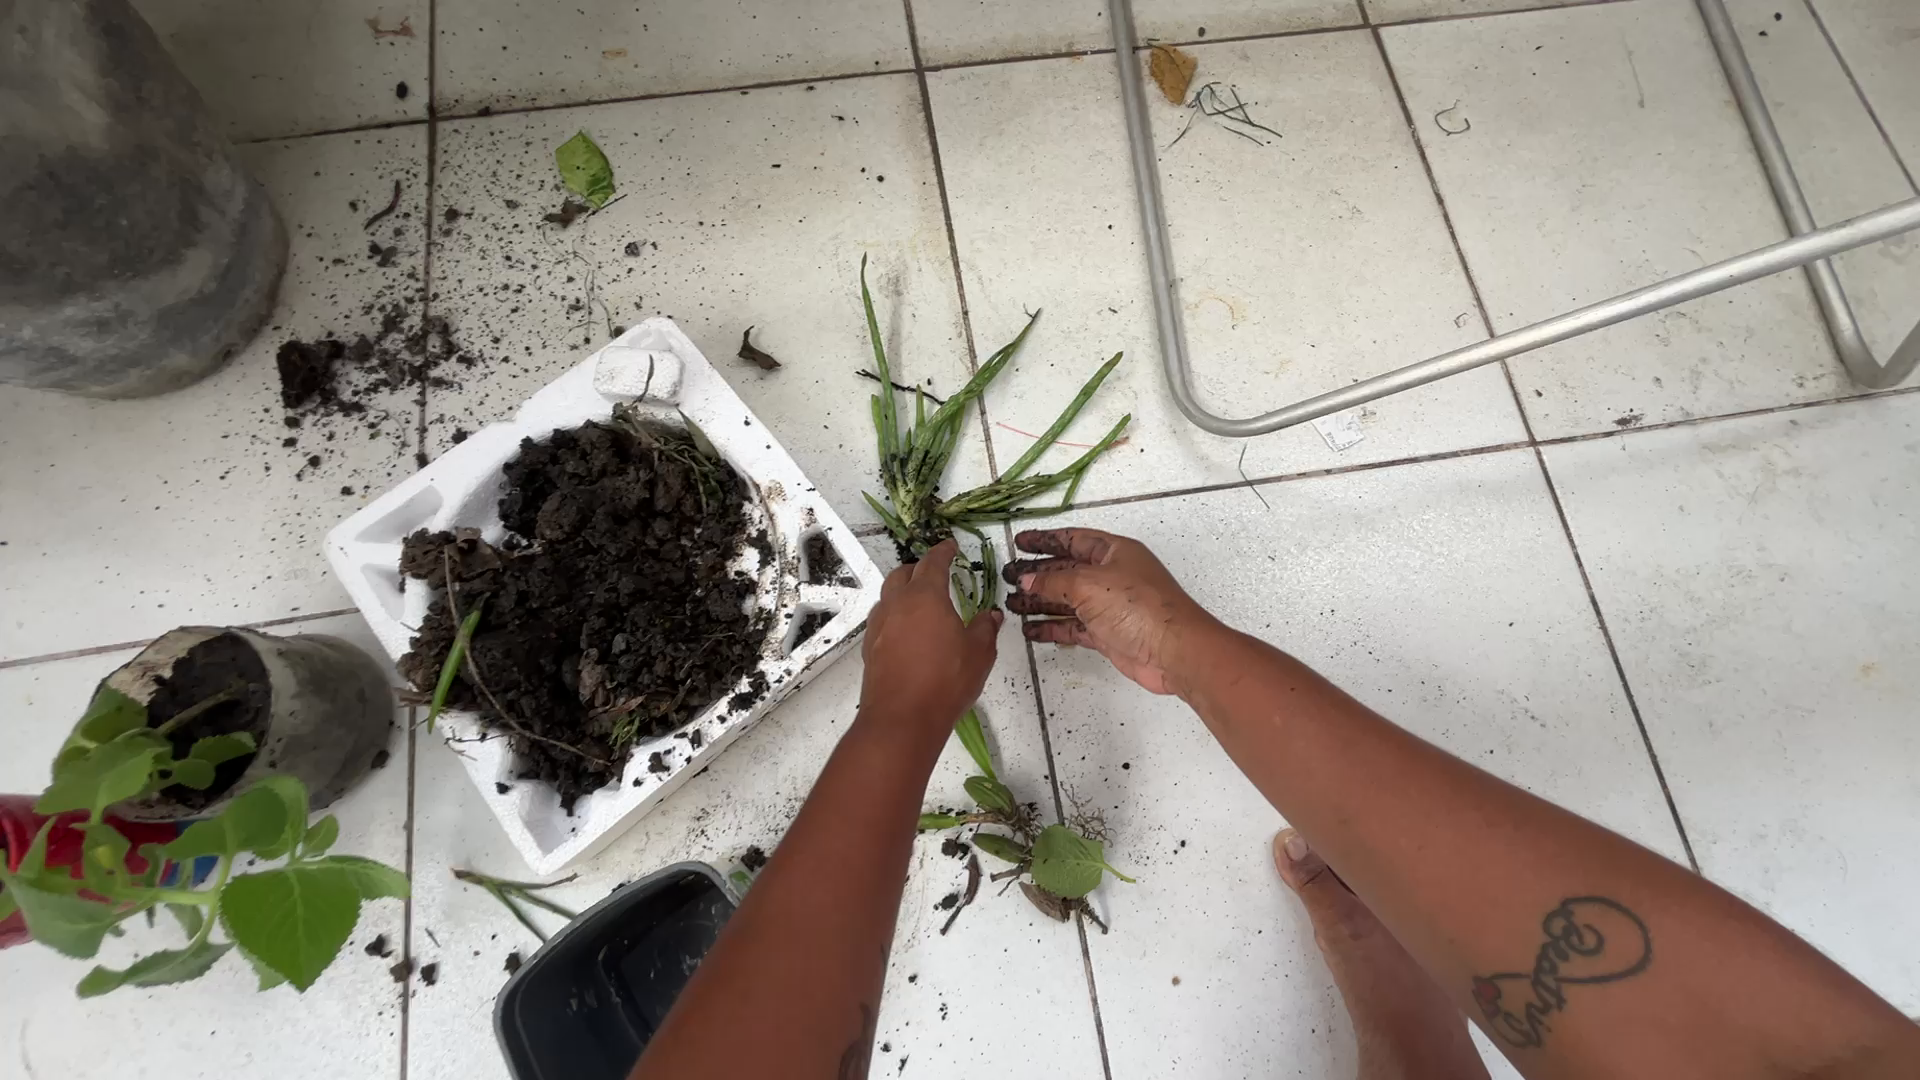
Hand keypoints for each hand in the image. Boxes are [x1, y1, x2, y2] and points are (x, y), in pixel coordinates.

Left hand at [859, 538, 1002, 727]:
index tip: (950, 546)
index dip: (943, 551)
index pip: (933, 563)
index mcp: (925, 597)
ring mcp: (879, 626)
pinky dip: (895, 614)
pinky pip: (882, 619)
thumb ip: (985, 629)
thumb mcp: (979, 653)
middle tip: (935, 572)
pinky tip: (907, 630)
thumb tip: (991, 615)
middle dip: (919, 568)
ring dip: (903, 590)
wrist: (902, 718)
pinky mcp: (870, 648)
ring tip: (920, 602)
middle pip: (903, 573)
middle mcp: (897, 604)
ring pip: (888, 595)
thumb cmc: (945, 681)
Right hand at [1004, 528, 1221, 695]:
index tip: (1019, 541)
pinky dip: (1052, 627)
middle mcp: (1111, 576)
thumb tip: (1026, 580)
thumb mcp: (1089, 584)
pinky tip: (1030, 629)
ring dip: (1039, 601)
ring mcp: (1109, 606)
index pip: (1073, 539)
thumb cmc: (1137, 606)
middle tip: (1006, 576)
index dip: (1045, 539)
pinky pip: (1072, 626)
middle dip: (1036, 573)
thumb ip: (1053, 581)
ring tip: (1011, 603)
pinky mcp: (1107, 634)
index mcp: (1113, 552)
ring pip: (1066, 600)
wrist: (1174, 651)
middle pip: (1066, 570)